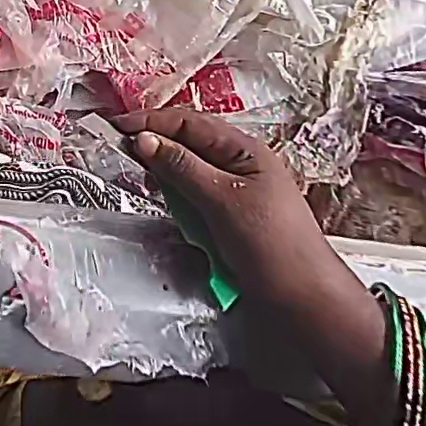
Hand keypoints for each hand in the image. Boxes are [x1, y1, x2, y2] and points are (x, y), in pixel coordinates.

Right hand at [113, 109, 360, 314]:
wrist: (308, 304)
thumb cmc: (270, 245)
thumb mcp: (221, 200)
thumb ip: (180, 166)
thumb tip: (141, 138)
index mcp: (245, 149)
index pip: (189, 122)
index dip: (151, 121)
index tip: (117, 127)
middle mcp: (239, 162)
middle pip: (188, 139)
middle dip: (154, 139)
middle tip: (119, 146)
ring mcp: (235, 187)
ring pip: (188, 164)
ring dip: (162, 164)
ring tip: (135, 168)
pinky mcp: (228, 211)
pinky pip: (193, 188)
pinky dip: (173, 187)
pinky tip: (160, 193)